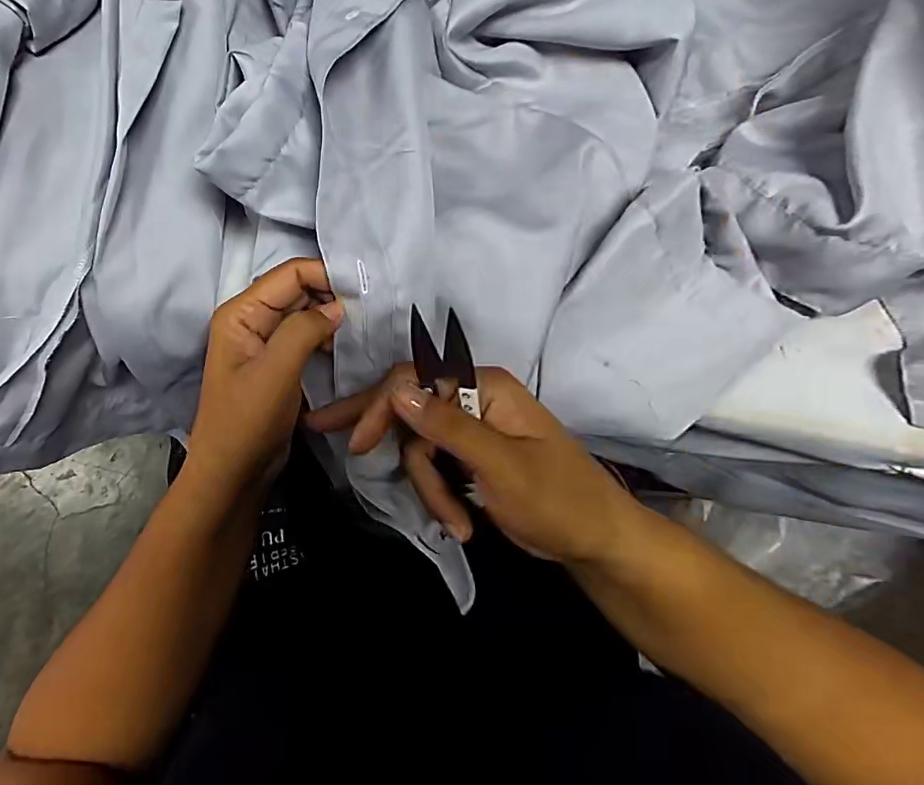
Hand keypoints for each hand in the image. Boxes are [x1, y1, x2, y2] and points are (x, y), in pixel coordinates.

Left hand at [186, 258, 343, 493]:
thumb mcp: (275, 372)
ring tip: (364, 325)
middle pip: (298, 288)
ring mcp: (264, 340)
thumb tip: (337, 307)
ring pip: (304, 311)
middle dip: (332, 293)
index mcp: (241, 312)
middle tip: (370, 308)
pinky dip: (326, 335)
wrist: (231, 472)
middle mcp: (251, 318)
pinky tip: (347, 345)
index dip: (325, 274)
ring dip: (332, 315)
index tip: (364, 287)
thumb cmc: (246, 421)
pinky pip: (305, 335)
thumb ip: (304, 331)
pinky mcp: (278, 360)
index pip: (289, 273)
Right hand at [307, 366, 644, 563]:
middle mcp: (472, 398)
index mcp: (484, 386)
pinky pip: (432, 464)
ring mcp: (470, 427)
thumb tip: (397, 391)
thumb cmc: (560, 500)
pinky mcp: (469, 455)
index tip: (359, 444)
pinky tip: (458, 522)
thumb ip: (447, 426)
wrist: (599, 544)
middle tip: (325, 429)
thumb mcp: (501, 466)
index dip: (382, 407)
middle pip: (409, 406)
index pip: (415, 379)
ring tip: (456, 523)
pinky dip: (438, 494)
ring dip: (429, 487)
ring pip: (418, 445)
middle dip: (381, 432)